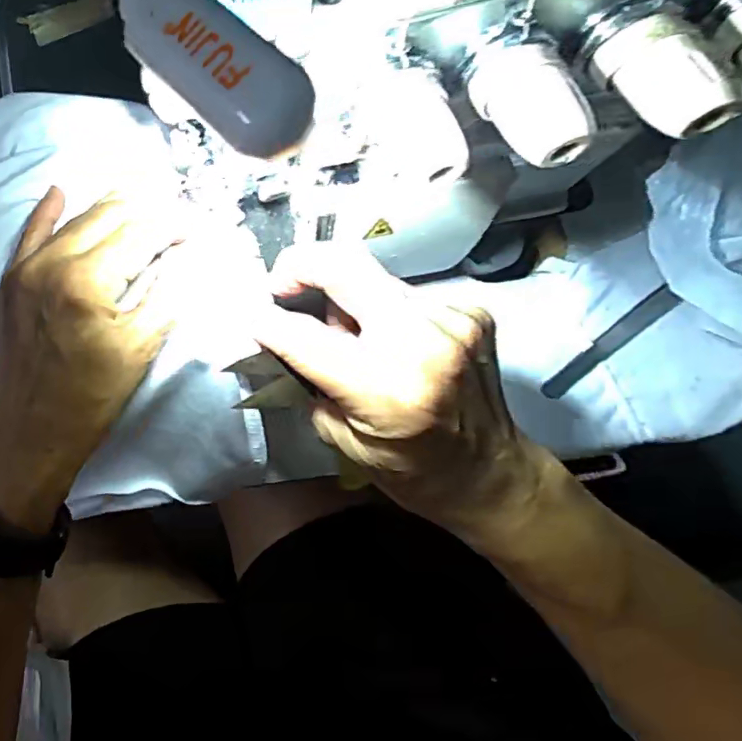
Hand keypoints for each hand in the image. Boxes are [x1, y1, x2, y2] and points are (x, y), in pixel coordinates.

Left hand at [0, 187, 186, 532]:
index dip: (172, 225)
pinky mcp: (10, 281)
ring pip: (75, 221)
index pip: (140, 234)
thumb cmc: (90, 400)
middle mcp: (51, 262)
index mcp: (87, 281)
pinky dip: (47, 212)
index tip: (195, 225)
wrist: (27, 434)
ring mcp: (25, 268)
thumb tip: (189, 254)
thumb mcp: (139, 348)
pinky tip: (59, 191)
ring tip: (139, 196)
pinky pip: (30, 234)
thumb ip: (166, 292)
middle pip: (108, 217)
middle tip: (174, 212)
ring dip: (109, 208)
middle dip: (146, 209)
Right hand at [249, 243, 559, 542]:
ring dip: (345, 294)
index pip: (304, 335)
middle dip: (299, 266)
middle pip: (343, 266)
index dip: (267, 321)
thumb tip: (284, 336)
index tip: (250, 316)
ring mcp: (451, 318)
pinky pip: (403, 293)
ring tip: (346, 328)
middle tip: (281, 287)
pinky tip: (388, 338)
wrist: (491, 474)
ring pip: (372, 277)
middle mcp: (421, 341)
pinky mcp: (468, 310)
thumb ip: (312, 380)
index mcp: (386, 388)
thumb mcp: (343, 438)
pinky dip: (382, 309)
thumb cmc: (412, 472)